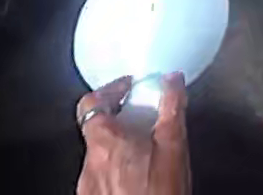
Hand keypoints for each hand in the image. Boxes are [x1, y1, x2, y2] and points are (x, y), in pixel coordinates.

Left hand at [76, 74, 190, 194]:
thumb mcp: (174, 144)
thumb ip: (172, 104)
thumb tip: (172, 79)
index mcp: (105, 145)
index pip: (89, 103)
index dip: (110, 90)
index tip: (129, 88)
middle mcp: (89, 169)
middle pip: (97, 131)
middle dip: (121, 121)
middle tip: (144, 120)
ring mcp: (88, 194)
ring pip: (99, 158)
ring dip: (119, 149)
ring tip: (145, 152)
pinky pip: (100, 182)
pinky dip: (116, 173)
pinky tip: (138, 179)